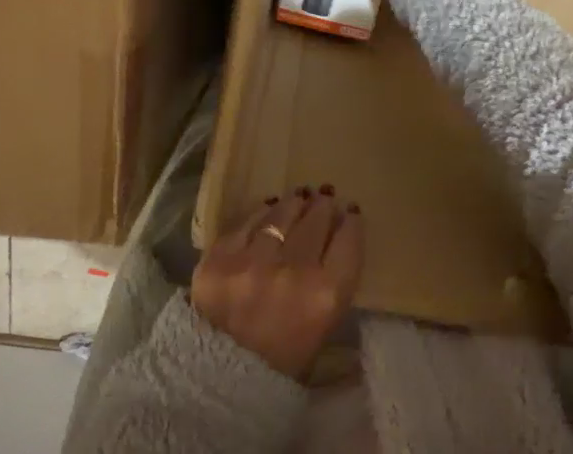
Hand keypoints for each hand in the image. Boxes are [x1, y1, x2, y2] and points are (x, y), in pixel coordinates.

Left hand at [191, 186, 363, 380]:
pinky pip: (247, 221)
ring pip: (281, 215)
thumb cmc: (283, 358)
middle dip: (323, 206)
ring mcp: (253, 261)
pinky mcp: (220, 256)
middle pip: (316, 222)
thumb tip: (339, 233)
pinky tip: (270, 207)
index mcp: (326, 296)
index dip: (352, 222)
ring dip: (294, 203)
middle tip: (325, 196)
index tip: (351, 212)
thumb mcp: (325, 326)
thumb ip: (336, 280)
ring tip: (300, 197)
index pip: (348, 242)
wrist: (222, 375)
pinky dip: (262, 212)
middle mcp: (293, 272)